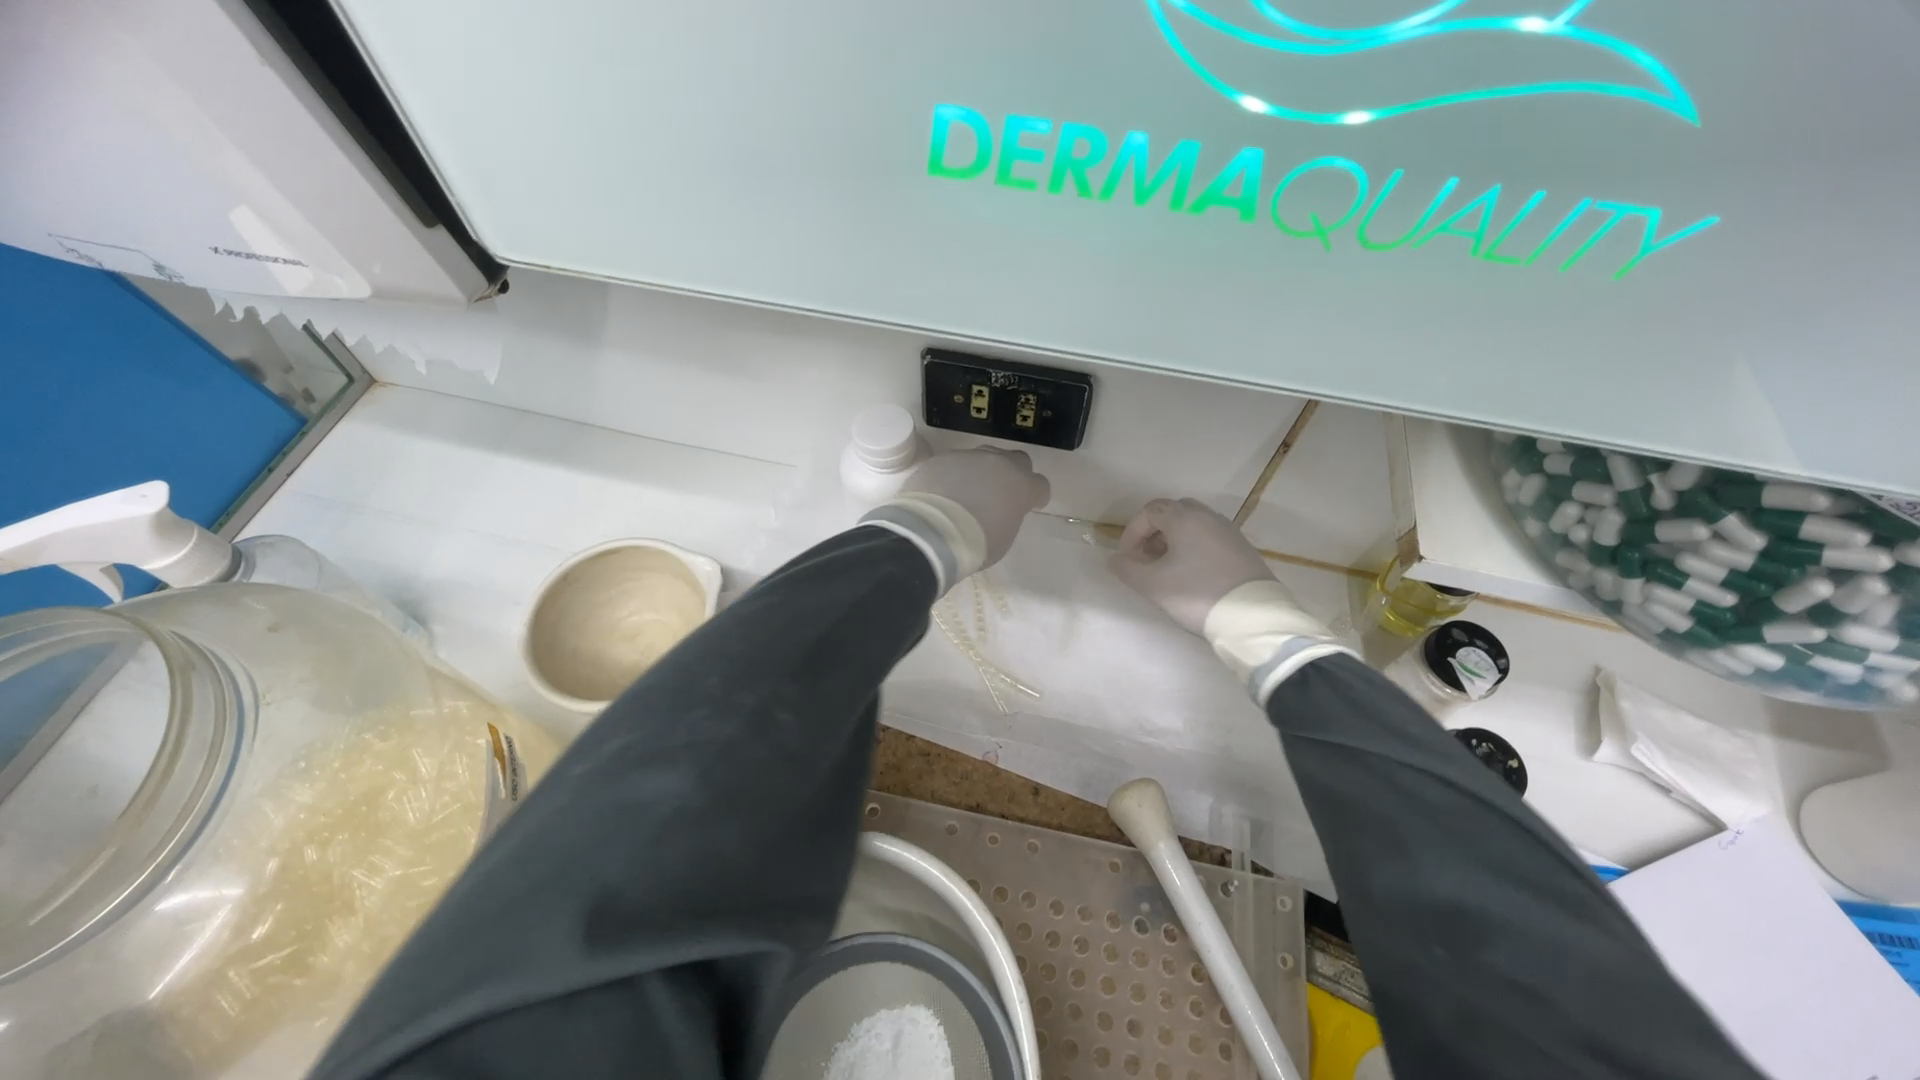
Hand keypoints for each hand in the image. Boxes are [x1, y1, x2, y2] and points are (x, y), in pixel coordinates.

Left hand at [862, 448, 1050, 591]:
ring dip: (981, 471)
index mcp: (1021, 486)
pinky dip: (952, 475)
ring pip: (983, 457)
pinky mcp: (941, 459)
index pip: (1040, 485)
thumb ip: (1008, 516)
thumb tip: (999, 511)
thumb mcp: (1003, 537)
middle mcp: (998, 464)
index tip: (1031, 505)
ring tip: (968, 491)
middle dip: (1013, 473)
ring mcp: (968, 457)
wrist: (931, 532)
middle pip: (1016, 459)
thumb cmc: (975, 543)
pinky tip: (943, 492)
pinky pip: (953, 463)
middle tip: (1002, 491)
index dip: (1036, 495)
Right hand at [1108, 498, 1273, 633]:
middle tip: (1147, 559)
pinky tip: (1193, 575)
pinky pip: (1211, 539)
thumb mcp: (1152, 585)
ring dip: (1175, 541)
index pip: (1150, 511)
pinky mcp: (1243, 549)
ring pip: (1194, 526)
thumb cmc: (1196, 593)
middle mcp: (1209, 517)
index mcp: (1185, 518)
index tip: (1127, 558)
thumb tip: (1114, 559)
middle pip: (1174, 513)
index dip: (1132, 532)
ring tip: (1168, 570)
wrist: (1251, 616)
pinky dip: (1195, 549)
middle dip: (1155, 533)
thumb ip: (1127, 569)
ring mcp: (1229, 532)